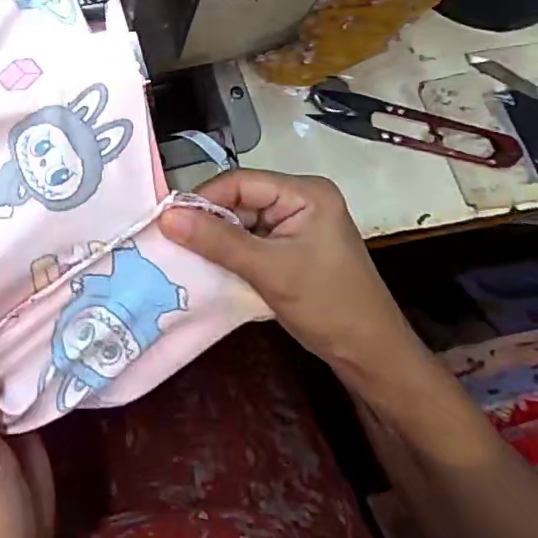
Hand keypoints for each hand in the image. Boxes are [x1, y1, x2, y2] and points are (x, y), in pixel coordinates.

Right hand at [159, 169, 429, 379]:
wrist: (371, 356)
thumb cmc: (328, 306)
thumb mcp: (268, 270)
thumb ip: (216, 241)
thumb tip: (166, 217)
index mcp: (305, 192)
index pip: (241, 181)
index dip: (203, 198)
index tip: (168, 221)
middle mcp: (300, 199)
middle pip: (238, 199)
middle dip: (207, 220)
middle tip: (171, 241)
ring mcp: (295, 223)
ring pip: (240, 220)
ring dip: (215, 239)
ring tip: (182, 254)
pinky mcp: (289, 246)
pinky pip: (249, 239)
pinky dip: (228, 253)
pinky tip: (207, 265)